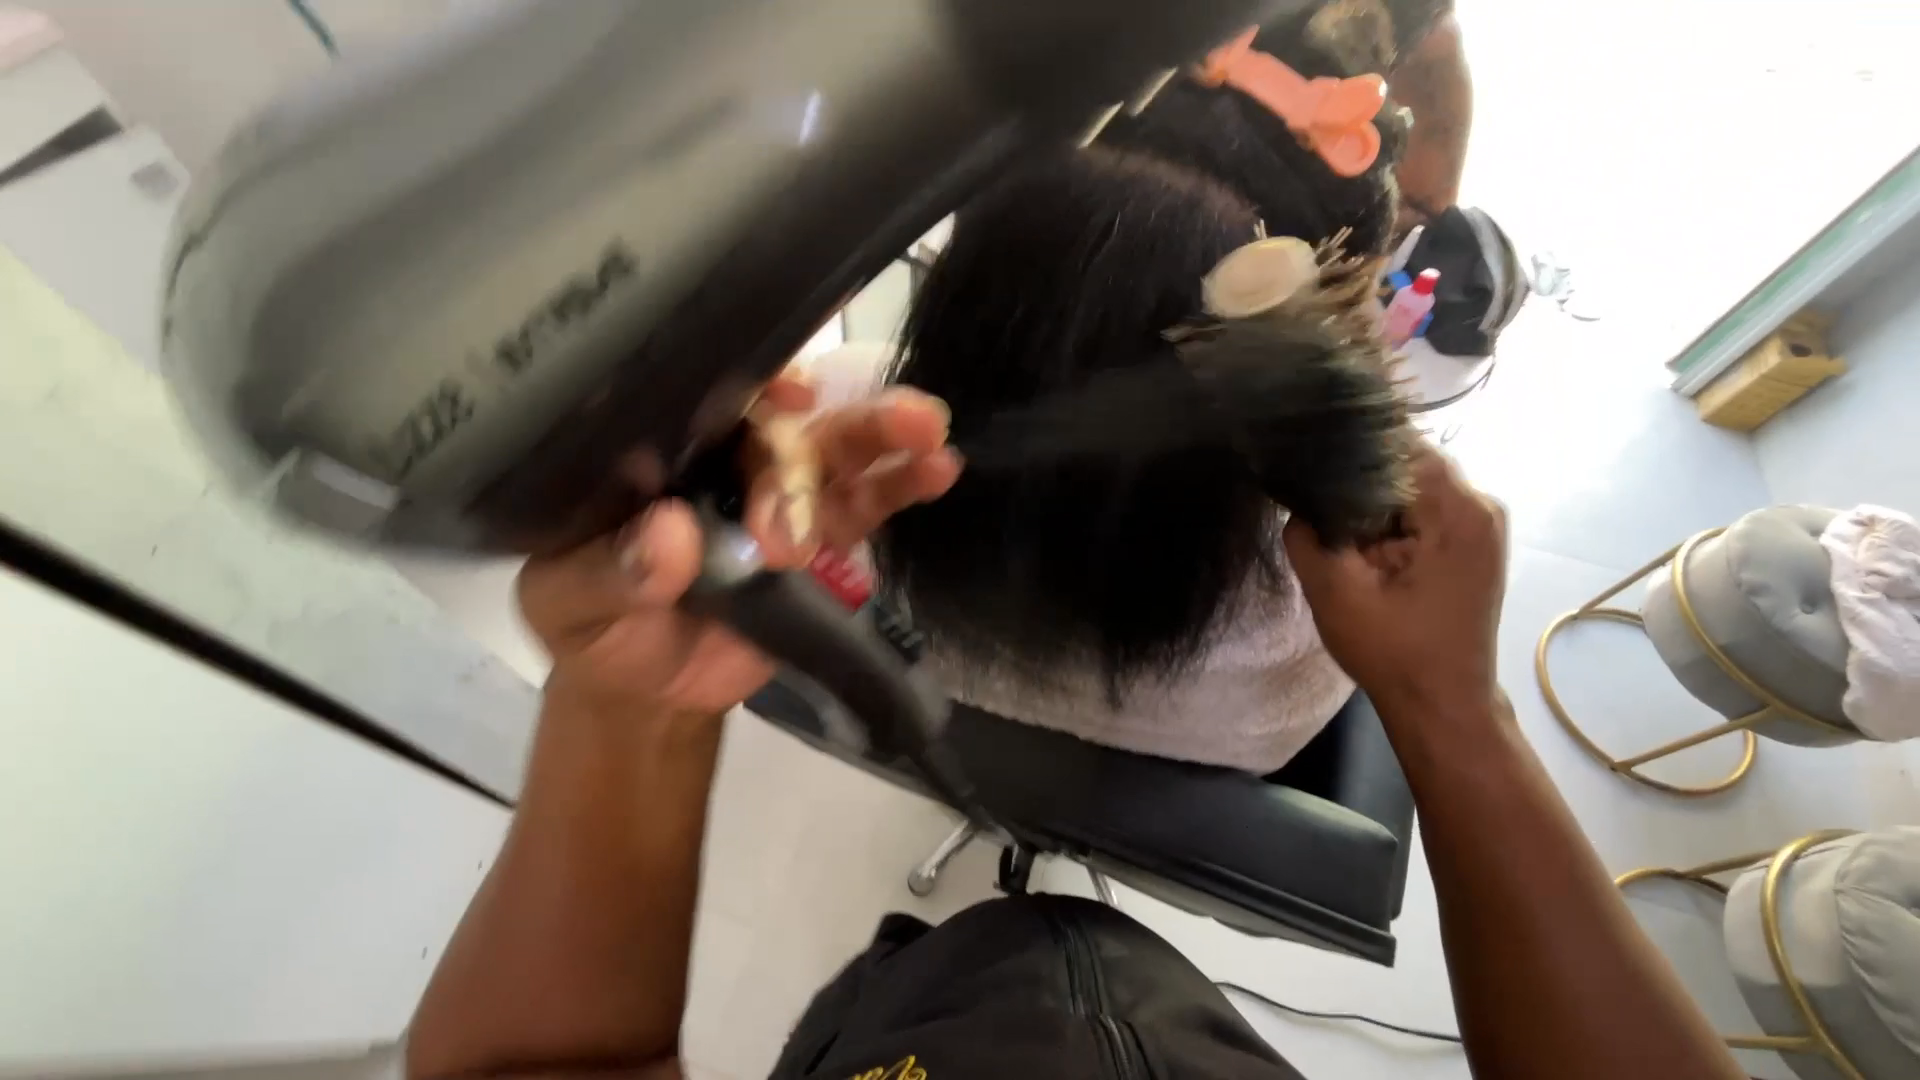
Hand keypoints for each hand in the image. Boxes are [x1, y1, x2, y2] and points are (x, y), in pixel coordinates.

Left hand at [517, 376, 961, 717]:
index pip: (700, 401)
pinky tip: (940, 469)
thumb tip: (670, 537)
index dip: (745, 391)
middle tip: (800, 526)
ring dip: (881, 437)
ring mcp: (781, 494)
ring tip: (927, 433)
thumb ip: (611, 574)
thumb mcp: (572, 607)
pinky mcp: (824, 535)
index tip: (785, 401)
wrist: (656, 686)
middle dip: (801, 465)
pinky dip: (902, 485)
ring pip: (835, 450)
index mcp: (656, 453)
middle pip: (777, 430)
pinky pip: (867, 501)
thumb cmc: (600, 631)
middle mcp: (722, 458)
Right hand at [1282, 443, 1506, 716]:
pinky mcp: (1471, 543)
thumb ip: (1306, 534)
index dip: (1347, 450)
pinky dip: (1387, 519)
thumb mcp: (1333, 590)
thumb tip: (1297, 498)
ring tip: (1334, 525)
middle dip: (1356, 480)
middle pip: (1405, 462)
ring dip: (1370, 502)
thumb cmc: (1392, 650)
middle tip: (1313, 502)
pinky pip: (1421, 509)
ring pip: (1410, 486)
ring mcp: (1481, 525)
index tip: (1306, 464)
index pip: (1397, 445)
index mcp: (1458, 511)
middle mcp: (1481, 506)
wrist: (1440, 704)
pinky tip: (1360, 544)